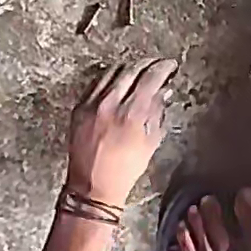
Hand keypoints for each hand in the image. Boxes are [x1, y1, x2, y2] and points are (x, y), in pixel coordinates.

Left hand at [66, 59, 177, 205]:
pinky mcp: (80, 108)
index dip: (164, 68)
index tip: (170, 66)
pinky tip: (118, 79)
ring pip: (112, 72)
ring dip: (129, 67)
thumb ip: (158, 113)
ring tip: (139, 69)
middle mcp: (110, 104)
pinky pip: (96, 83)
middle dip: (148, 64)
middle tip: (157, 65)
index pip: (151, 78)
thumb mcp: (150, 143)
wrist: (92, 185)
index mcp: (131, 113)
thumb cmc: (124, 169)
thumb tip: (164, 91)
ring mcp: (92, 104)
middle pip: (131, 69)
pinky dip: (110, 77)